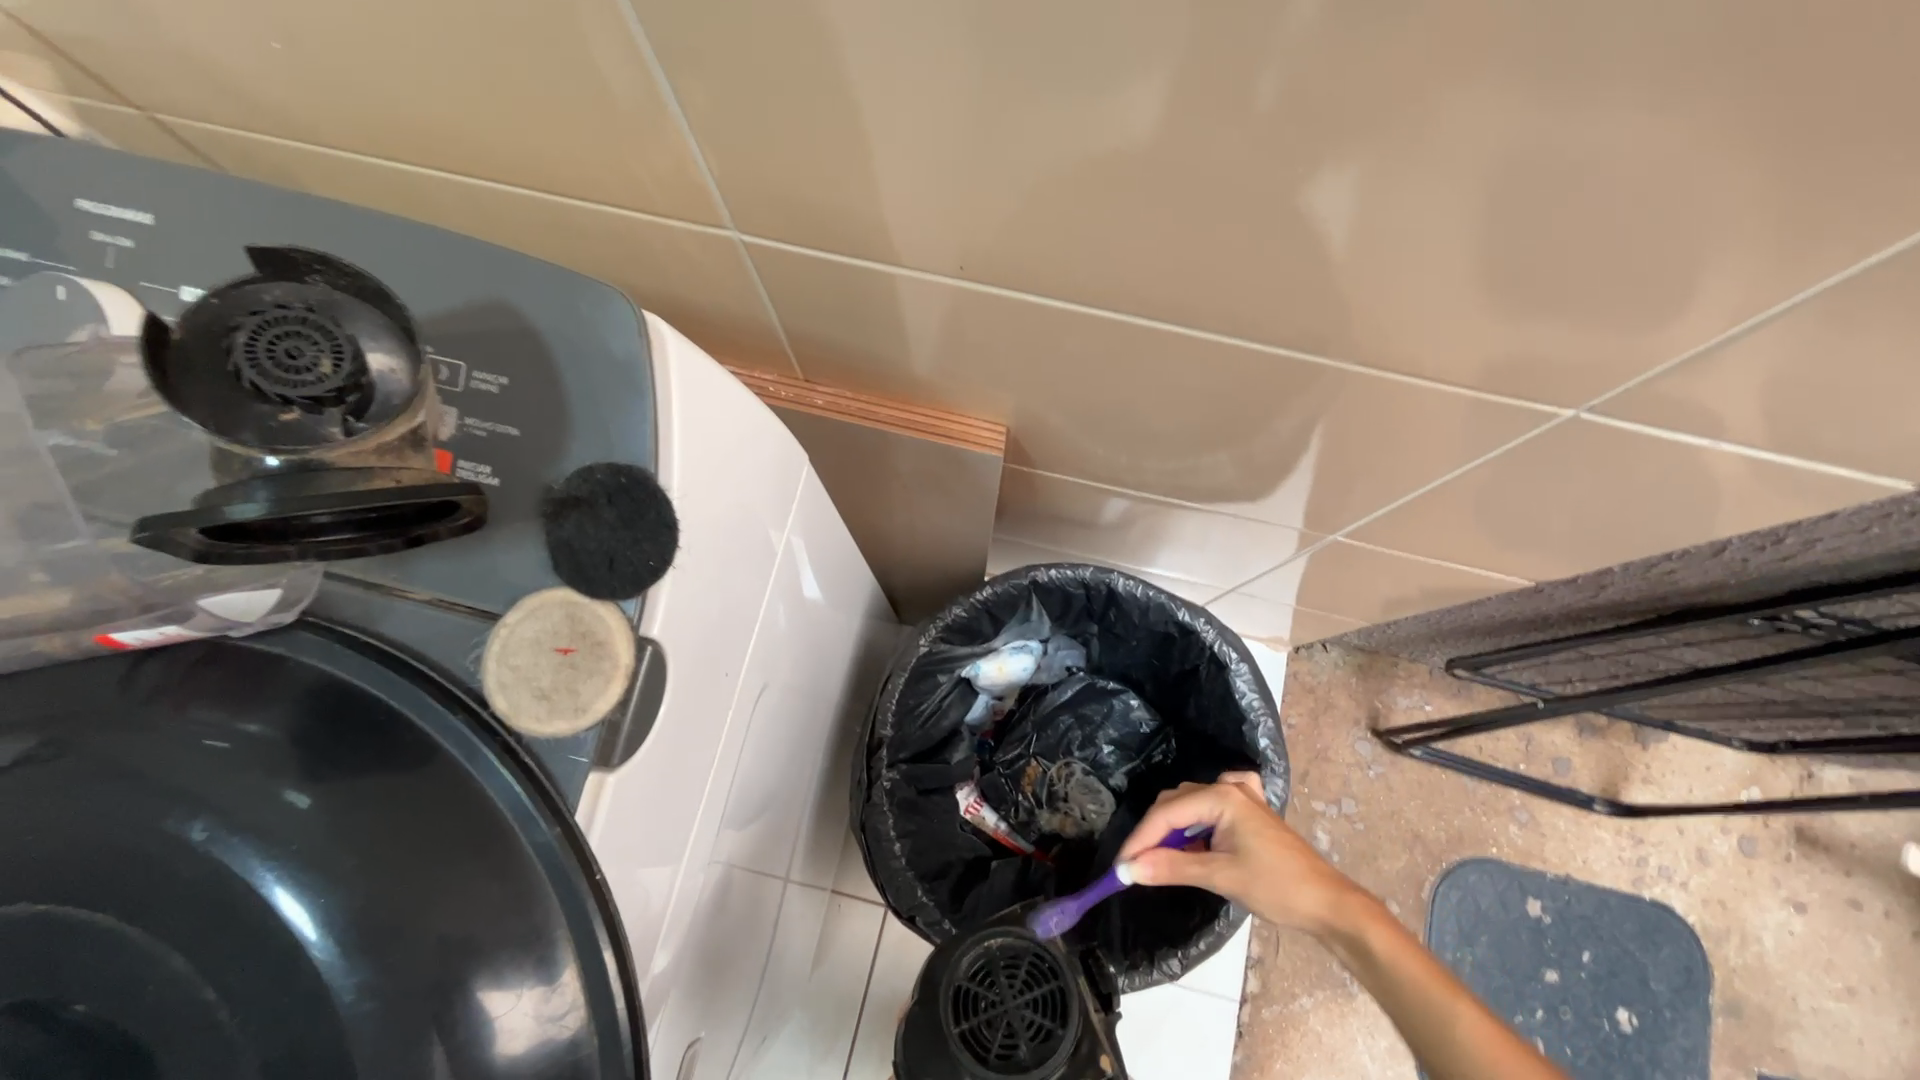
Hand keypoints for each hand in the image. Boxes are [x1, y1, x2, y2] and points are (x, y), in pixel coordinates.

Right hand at [1118, 772, 1372, 937]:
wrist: (1328, 904)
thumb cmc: (1277, 887)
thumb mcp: (1220, 876)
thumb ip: (1171, 868)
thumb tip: (1129, 870)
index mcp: (1222, 797)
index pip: (1166, 814)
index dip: (1140, 840)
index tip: (1120, 868)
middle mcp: (1229, 789)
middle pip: (1175, 804)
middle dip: (1153, 835)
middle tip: (1139, 867)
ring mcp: (1242, 798)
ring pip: (1190, 805)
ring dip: (1174, 831)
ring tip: (1164, 861)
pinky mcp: (1250, 813)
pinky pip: (1213, 804)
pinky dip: (1198, 820)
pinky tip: (1197, 835)